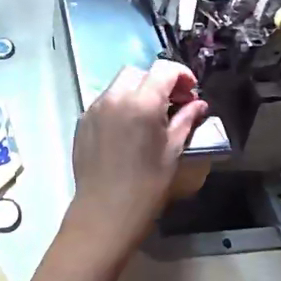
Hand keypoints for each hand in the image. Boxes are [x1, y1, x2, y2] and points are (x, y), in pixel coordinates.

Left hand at [59, 61, 209, 268]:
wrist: (106, 210)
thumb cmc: (147, 184)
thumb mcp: (174, 151)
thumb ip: (186, 120)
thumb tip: (198, 104)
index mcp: (142, 102)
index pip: (164, 70)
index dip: (181, 75)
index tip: (191, 91)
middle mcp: (115, 97)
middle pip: (138, 72)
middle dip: (157, 82)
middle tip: (172, 103)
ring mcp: (94, 108)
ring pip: (118, 85)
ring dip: (137, 92)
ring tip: (150, 117)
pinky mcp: (82, 121)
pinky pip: (104, 103)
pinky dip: (119, 106)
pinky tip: (128, 130)